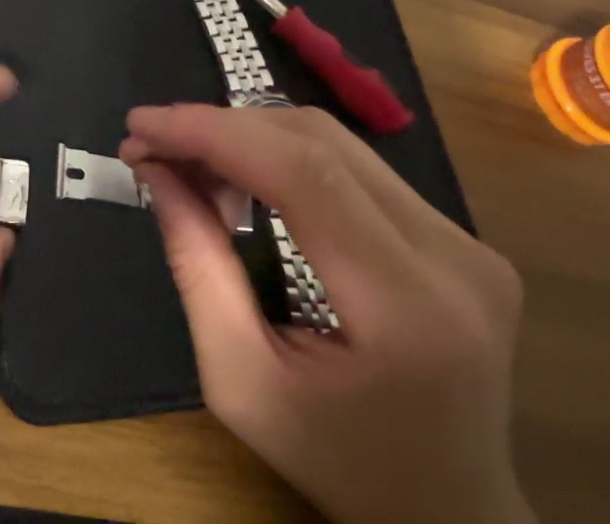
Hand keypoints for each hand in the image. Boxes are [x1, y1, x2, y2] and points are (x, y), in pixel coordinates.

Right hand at [121, 104, 532, 523]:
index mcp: (407, 307)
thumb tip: (157, 173)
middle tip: (153, 146)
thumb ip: (199, 269)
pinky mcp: (462, 238)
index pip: (305, 174)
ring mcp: (468, 241)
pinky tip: (244, 182)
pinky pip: (358, 171)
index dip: (214, 133)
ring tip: (189, 164)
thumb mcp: (241, 381)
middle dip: (223, 129)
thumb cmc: (336, 460)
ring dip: (252, 139)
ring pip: (339, 145)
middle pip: (321, 144)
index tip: (141, 125)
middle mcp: (455, 257)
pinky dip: (286, 161)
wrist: (448, 507)